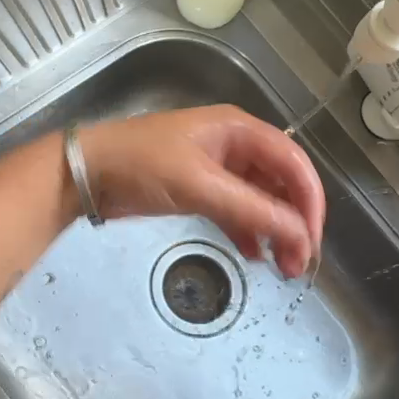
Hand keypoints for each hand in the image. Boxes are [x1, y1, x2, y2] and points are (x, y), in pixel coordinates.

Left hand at [77, 105, 325, 276]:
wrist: (86, 173)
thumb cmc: (142, 166)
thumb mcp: (200, 186)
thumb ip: (252, 210)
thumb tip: (300, 235)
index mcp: (240, 130)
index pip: (293, 163)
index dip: (309, 201)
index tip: (312, 240)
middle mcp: (234, 146)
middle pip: (281, 183)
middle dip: (294, 222)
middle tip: (298, 264)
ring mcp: (217, 169)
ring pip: (260, 201)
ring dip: (274, 231)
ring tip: (282, 269)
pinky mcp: (199, 190)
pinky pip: (236, 212)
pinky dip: (248, 232)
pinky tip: (255, 256)